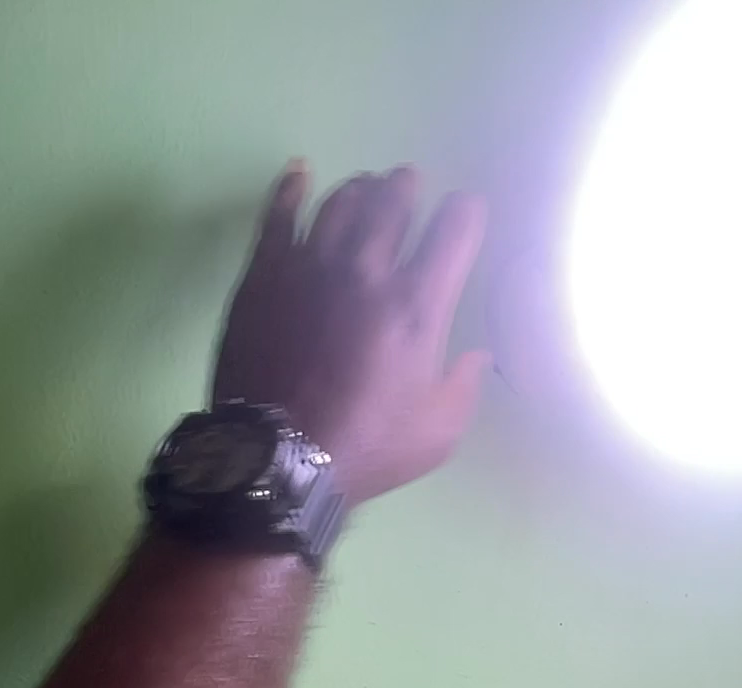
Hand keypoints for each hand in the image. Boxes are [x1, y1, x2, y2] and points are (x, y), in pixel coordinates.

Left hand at [213, 162, 491, 504]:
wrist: (277, 460)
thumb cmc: (364, 448)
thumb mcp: (438, 433)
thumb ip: (463, 387)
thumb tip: (476, 356)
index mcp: (417, 305)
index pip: (455, 229)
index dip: (465, 214)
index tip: (463, 217)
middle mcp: (367, 271)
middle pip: (394, 201)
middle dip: (408, 188)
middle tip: (408, 188)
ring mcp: (311, 266)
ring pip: (341, 201)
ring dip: (360, 188)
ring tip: (365, 190)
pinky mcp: (265, 274)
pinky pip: (279, 215)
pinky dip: (292, 189)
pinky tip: (300, 173)